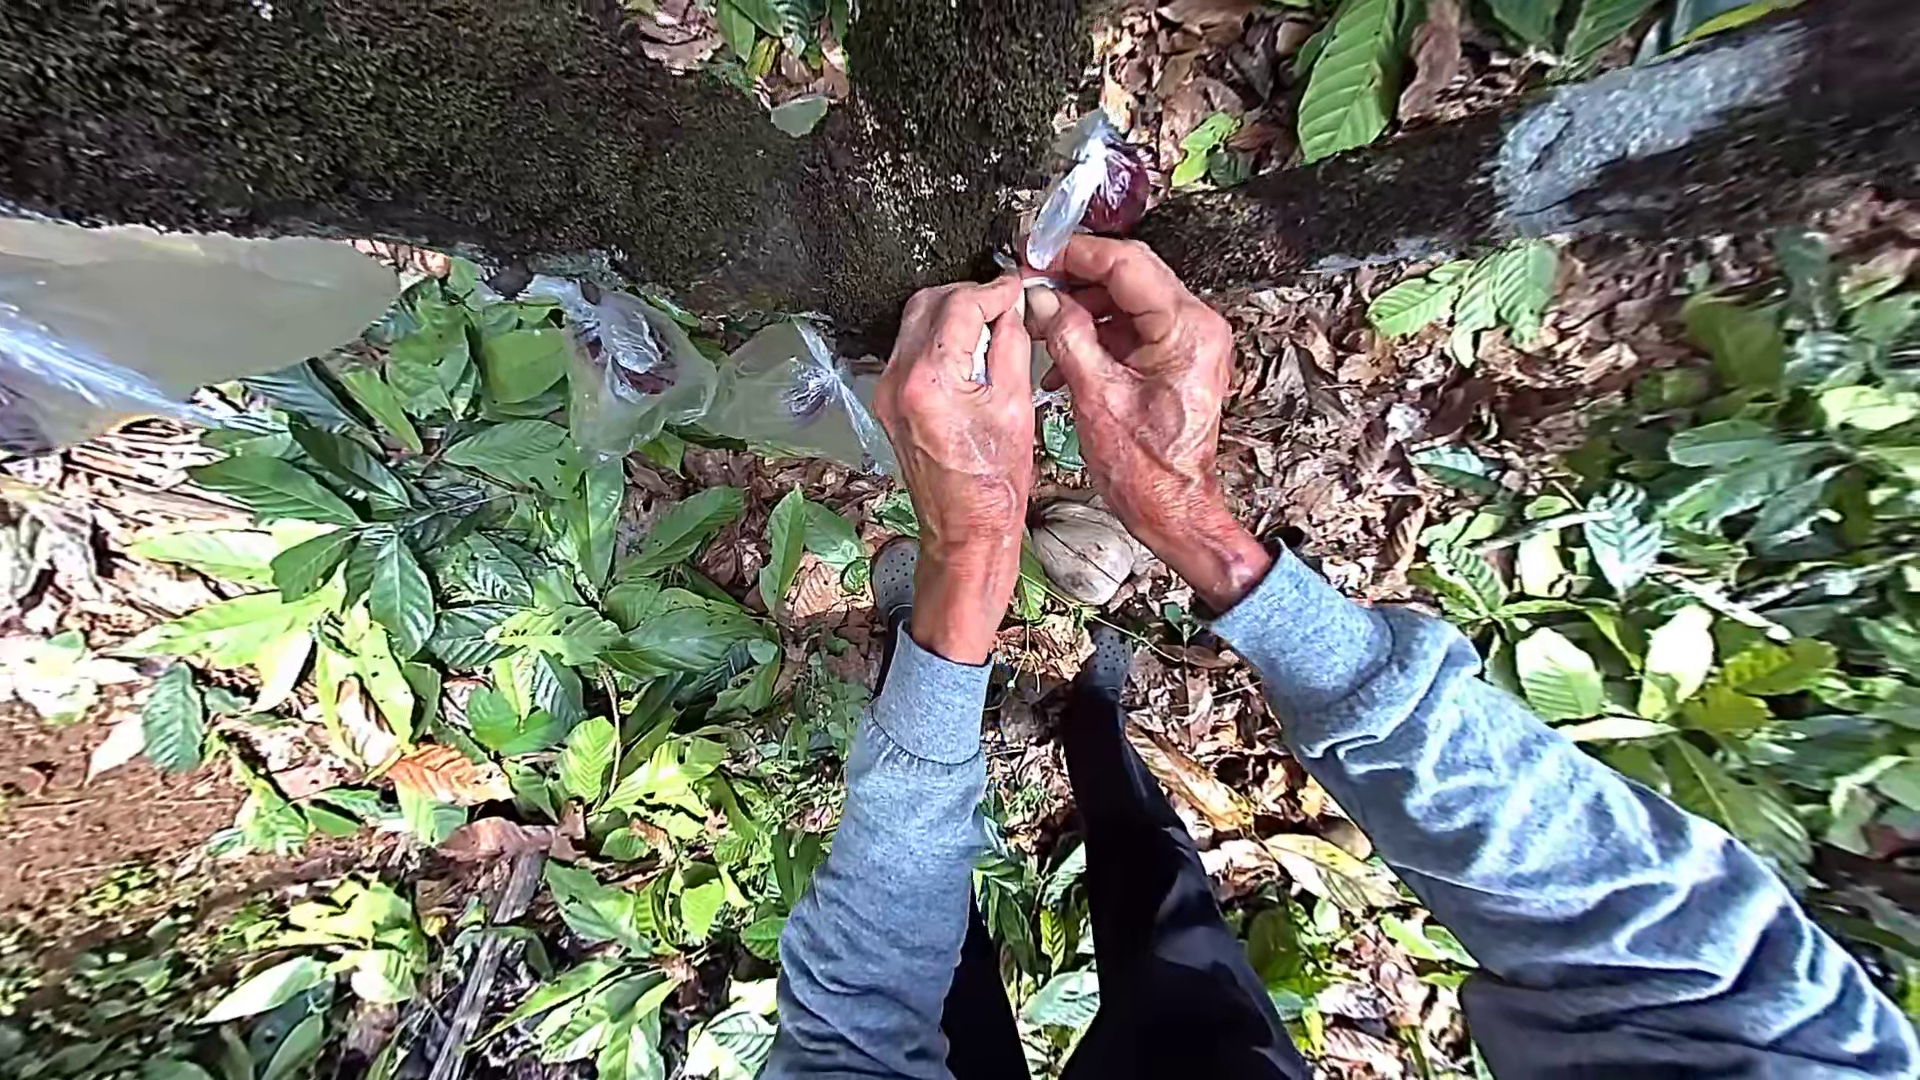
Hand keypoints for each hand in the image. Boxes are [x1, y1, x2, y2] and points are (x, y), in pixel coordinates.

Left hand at [876, 276, 1034, 663]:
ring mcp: (887, 395)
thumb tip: (1011, 310)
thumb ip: (1011, 346)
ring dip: (951, 316)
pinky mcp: (889, 407)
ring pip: (914, 326)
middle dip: (967, 296)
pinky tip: (967, 354)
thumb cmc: (994, 486)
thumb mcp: (1015, 407)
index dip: (992, 290)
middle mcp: (897, 382)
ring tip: (989, 328)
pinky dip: (938, 342)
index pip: (958, 305)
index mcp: (930, 380)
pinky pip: (910, 354)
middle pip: (927, 305)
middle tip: (1003, 305)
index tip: (1015, 290)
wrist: (965, 532)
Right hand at [1024, 237, 1270, 610]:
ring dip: (1082, 313)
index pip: (1126, 264)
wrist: (1170, 507)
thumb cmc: (1146, 468)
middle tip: (1036, 286)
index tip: (1041, 255)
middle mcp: (1195, 329)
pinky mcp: (1174, 362)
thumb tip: (1044, 300)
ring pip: (1126, 305)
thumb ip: (1068, 337)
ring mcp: (1187, 345)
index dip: (1077, 255)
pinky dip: (1096, 339)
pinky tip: (1065, 359)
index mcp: (1185, 330)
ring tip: (1043, 328)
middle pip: (1128, 279)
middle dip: (1076, 282)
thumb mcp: (1097, 397)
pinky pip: (1130, 333)